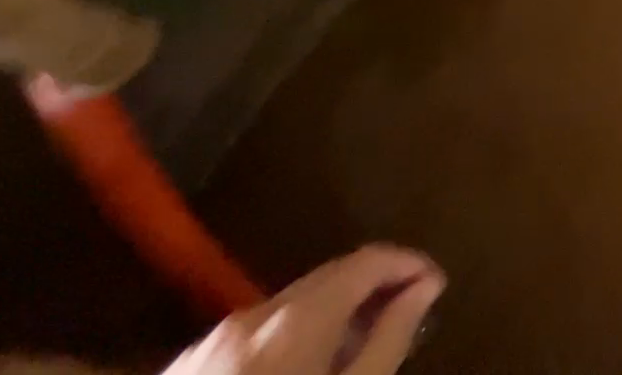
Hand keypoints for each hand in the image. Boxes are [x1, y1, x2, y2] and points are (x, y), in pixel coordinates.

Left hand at [165, 245, 444, 374]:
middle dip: (375, 286)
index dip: (410, 263)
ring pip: (293, 305)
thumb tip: (426, 286)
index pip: (370, 259)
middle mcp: (255, 313)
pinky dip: (295, 335)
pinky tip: (304, 372)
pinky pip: (258, 333)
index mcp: (299, 316)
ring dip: (335, 312)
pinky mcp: (185, 369)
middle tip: (407, 315)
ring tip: (359, 349)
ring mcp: (212, 342)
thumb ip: (392, 336)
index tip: (436, 287)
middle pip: (330, 276)